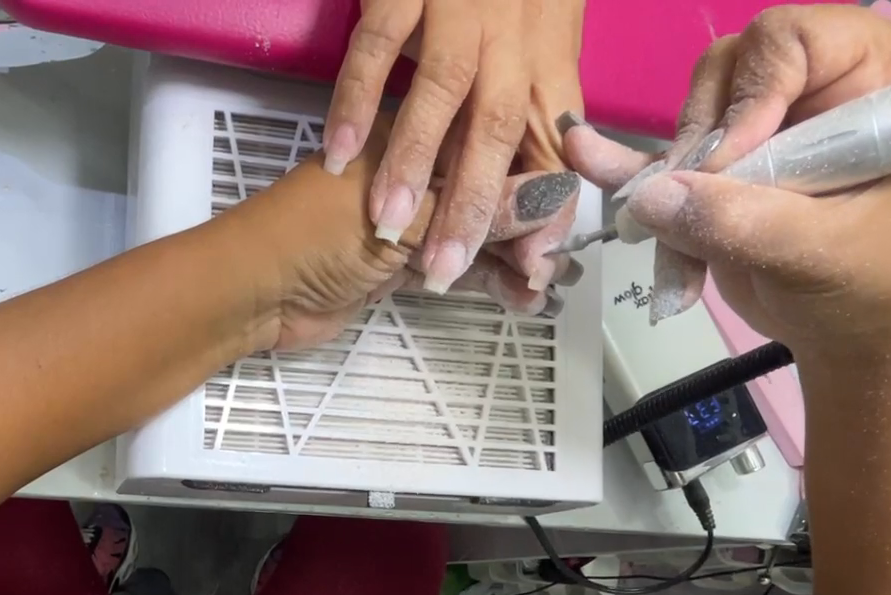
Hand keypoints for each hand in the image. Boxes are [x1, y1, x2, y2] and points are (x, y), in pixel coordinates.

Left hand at [223, 116, 579, 351]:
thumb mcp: (397, 219)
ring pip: (468, 237)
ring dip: (505, 263)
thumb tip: (545, 204)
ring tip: (543, 289)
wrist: (250, 290)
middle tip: (558, 263)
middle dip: (526, 230)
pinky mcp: (390, 268)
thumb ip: (468, 210)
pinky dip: (476, 283)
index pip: (488, 150)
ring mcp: (402, 224)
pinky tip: (514, 298)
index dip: (533, 186)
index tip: (565, 220)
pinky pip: (445, 269)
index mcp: (411, 136)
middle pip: (484, 198)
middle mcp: (413, 174)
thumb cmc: (313, 235)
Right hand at [324, 0, 586, 293]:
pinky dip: (356, 101)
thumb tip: (546, 198)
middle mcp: (512, 29)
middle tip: (442, 271)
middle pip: (496, 127)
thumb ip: (533, 112)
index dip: (542, 207)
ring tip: (387, 223)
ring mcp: (459, 3)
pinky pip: (377, 45)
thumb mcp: (534, 38)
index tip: (528, 273)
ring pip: (442, 90)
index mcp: (546, 49)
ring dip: (411, 161)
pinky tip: (339, 156)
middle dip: (469, 206)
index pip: (551, 138)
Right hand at [562, 7, 890, 356]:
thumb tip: (647, 196)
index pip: (793, 43)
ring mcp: (768, 130)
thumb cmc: (874, 286)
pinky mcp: (724, 173)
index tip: (732, 170)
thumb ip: (736, 220)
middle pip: (728, 76)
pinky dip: (627, 170)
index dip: (747, 98)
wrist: (861, 334)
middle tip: (700, 215)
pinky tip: (583, 152)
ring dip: (667, 191)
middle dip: (699, 147)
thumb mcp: (817, 251)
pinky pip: (667, 159)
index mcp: (881, 78)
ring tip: (678, 251)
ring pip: (687, 125)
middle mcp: (823, 88)